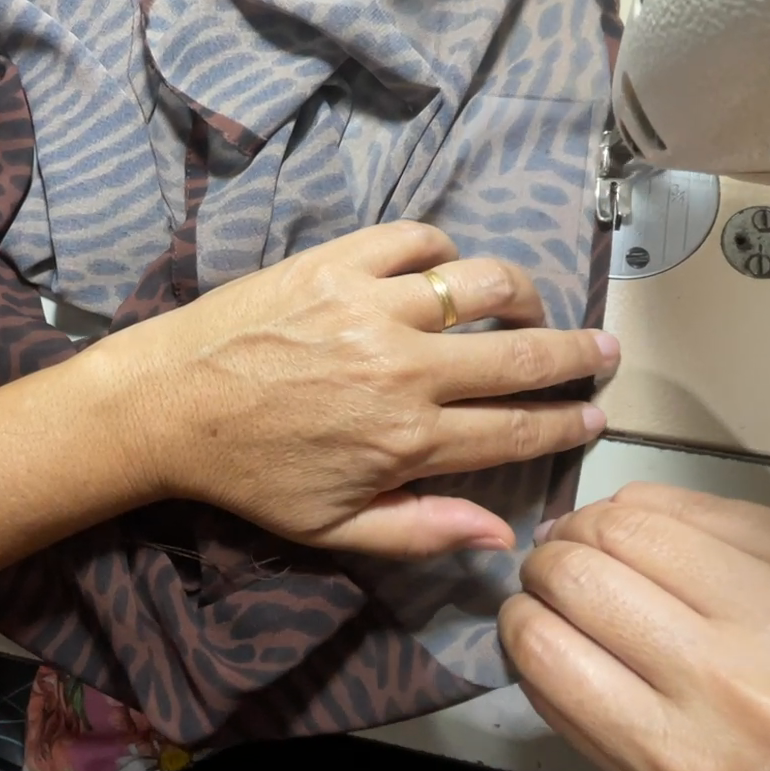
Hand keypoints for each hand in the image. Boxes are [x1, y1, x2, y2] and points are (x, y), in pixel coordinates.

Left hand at [92, 221, 617, 559]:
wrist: (168, 403)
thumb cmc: (248, 472)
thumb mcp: (330, 527)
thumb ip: (421, 529)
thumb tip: (504, 532)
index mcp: (406, 439)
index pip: (515, 429)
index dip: (566, 422)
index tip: (595, 413)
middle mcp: (403, 368)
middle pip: (520, 354)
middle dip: (576, 354)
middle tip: (600, 350)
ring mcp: (370, 306)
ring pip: (482, 283)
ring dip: (522, 294)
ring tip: (524, 306)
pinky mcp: (333, 264)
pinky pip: (413, 238)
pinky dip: (441, 248)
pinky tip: (441, 268)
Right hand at [500, 483, 769, 770]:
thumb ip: (597, 725)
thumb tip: (530, 630)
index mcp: (699, 766)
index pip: (541, 647)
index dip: (517, 623)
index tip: (530, 621)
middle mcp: (742, 683)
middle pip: (573, 571)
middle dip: (544, 569)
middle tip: (558, 580)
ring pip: (620, 519)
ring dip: (587, 530)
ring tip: (597, 548)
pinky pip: (686, 501)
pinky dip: (646, 513)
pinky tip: (653, 538)